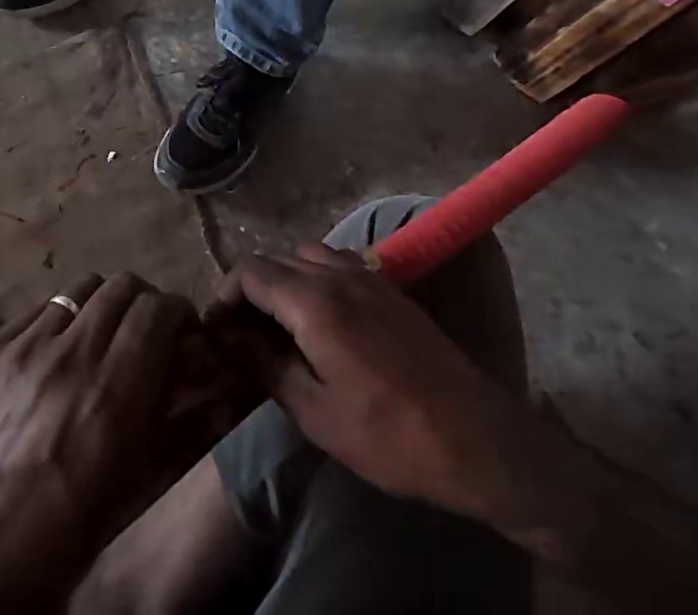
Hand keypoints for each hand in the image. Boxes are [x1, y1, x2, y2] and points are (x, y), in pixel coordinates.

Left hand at [0, 272, 214, 614]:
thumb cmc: (68, 529)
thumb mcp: (142, 479)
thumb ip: (185, 417)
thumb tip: (214, 374)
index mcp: (114, 390)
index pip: (159, 308)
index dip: (178, 313)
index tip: (182, 332)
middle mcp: (69, 353)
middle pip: (121, 286)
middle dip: (144, 303)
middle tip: (145, 333)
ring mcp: (22, 345)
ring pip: (79, 289)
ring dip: (102, 306)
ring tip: (101, 340)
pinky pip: (37, 311)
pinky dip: (60, 322)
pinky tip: (56, 356)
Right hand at [211, 245, 532, 523]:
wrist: (482, 442)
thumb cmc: (391, 435)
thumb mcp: (316, 413)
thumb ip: (265, 366)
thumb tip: (227, 340)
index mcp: (314, 303)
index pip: (250, 272)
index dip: (224, 295)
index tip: (216, 330)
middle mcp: (338, 276)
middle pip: (275, 260)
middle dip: (248, 289)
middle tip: (239, 332)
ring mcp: (370, 278)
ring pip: (307, 255)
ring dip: (283, 279)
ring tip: (277, 322)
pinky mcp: (392, 290)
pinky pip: (338, 264)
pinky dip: (314, 278)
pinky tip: (320, 317)